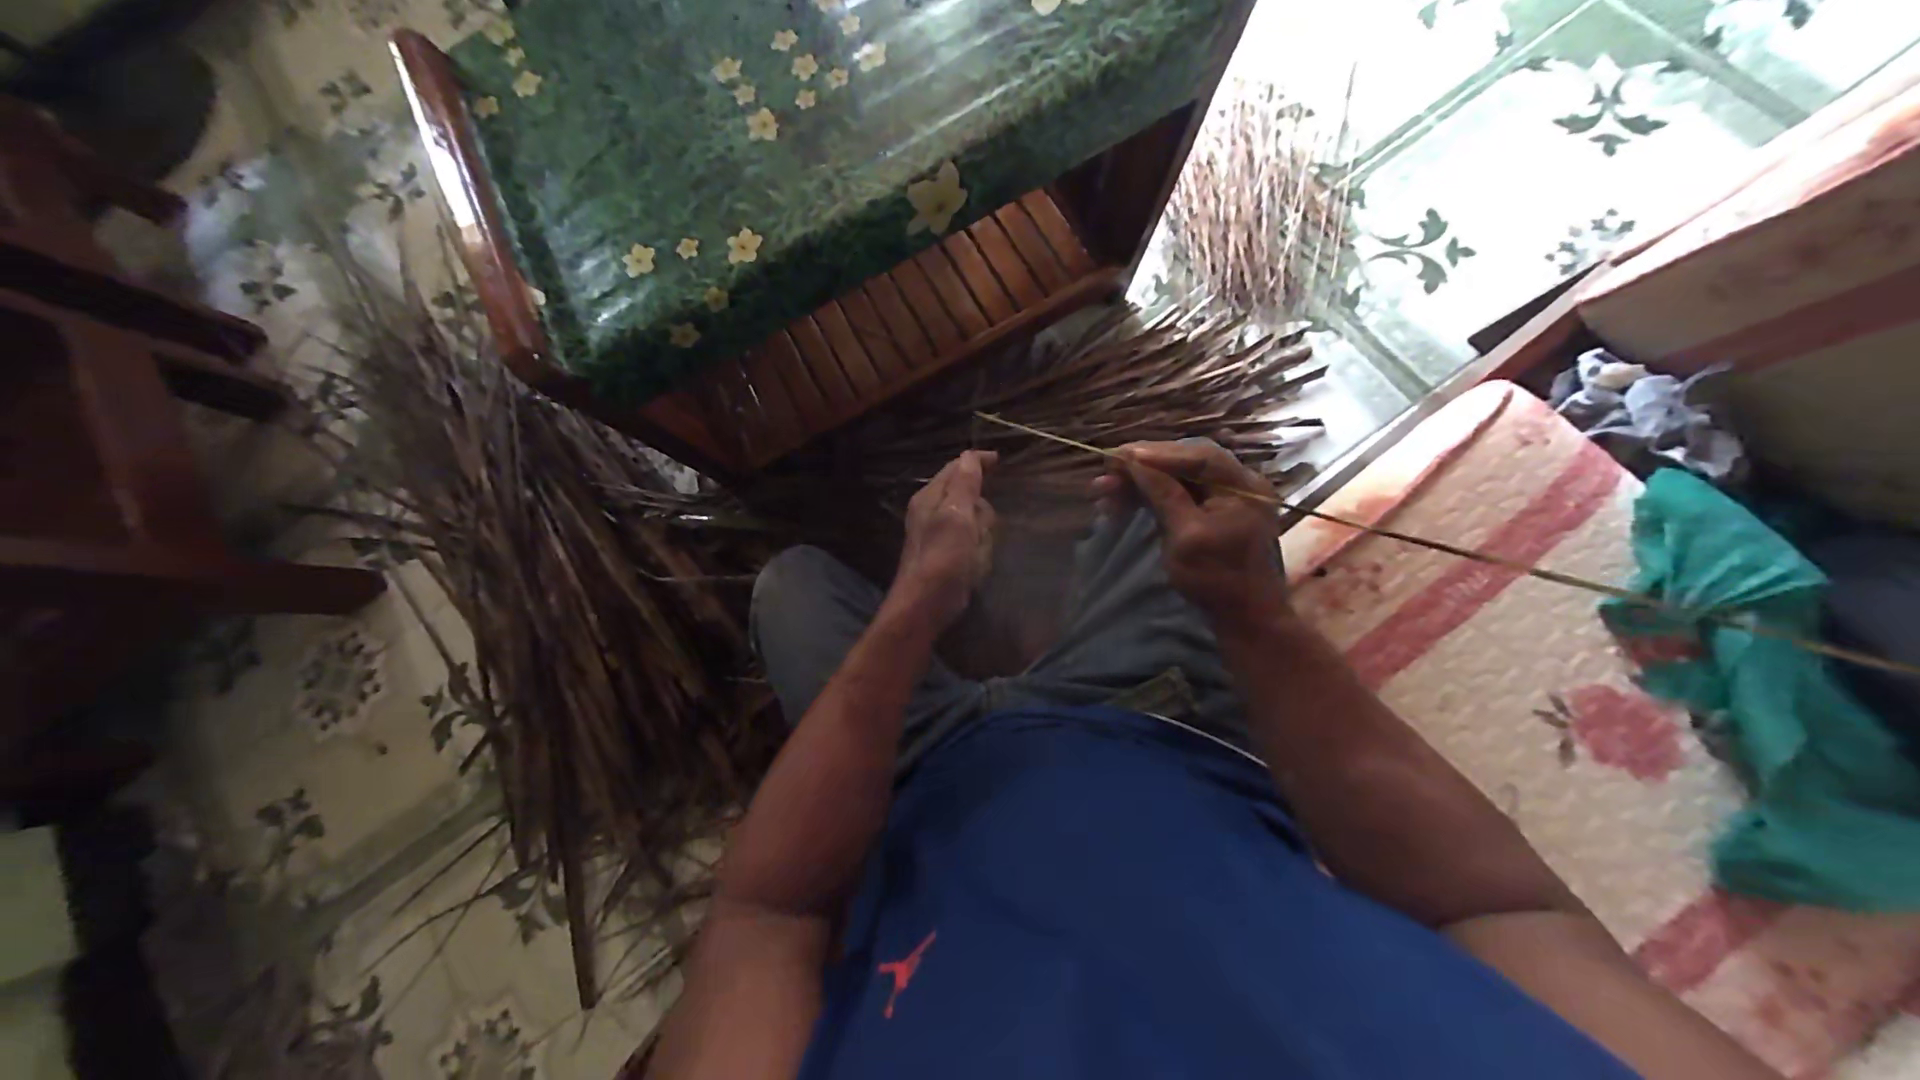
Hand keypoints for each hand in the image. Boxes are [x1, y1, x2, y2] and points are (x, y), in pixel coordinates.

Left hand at [891, 450, 998, 627]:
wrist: (926, 605)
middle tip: (981, 529)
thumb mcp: (956, 516)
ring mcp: (940, 535)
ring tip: (977, 553)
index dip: (976, 462)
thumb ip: (964, 485)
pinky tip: (975, 567)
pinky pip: (973, 544)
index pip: (955, 469)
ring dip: (982, 535)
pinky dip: (978, 552)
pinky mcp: (949, 556)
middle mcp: (931, 512)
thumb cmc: (942, 558)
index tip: (999, 459)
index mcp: (930, 498)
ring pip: (975, 523)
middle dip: (982, 511)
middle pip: (969, 498)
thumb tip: (969, 456)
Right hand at [1093, 441, 1290, 634]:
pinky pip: (1180, 493)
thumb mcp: (1186, 538)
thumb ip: (1163, 494)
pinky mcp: (1214, 512)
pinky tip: (1123, 501)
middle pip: (1186, 461)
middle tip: (1105, 473)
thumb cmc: (1217, 580)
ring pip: (1178, 477)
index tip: (1118, 457)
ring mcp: (1228, 497)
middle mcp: (1239, 483)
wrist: (1245, 618)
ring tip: (1103, 491)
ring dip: (1141, 482)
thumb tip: (1134, 461)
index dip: (1155, 452)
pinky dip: (1151, 495)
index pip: (1197, 455)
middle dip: (1143, 466)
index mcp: (1242, 487)